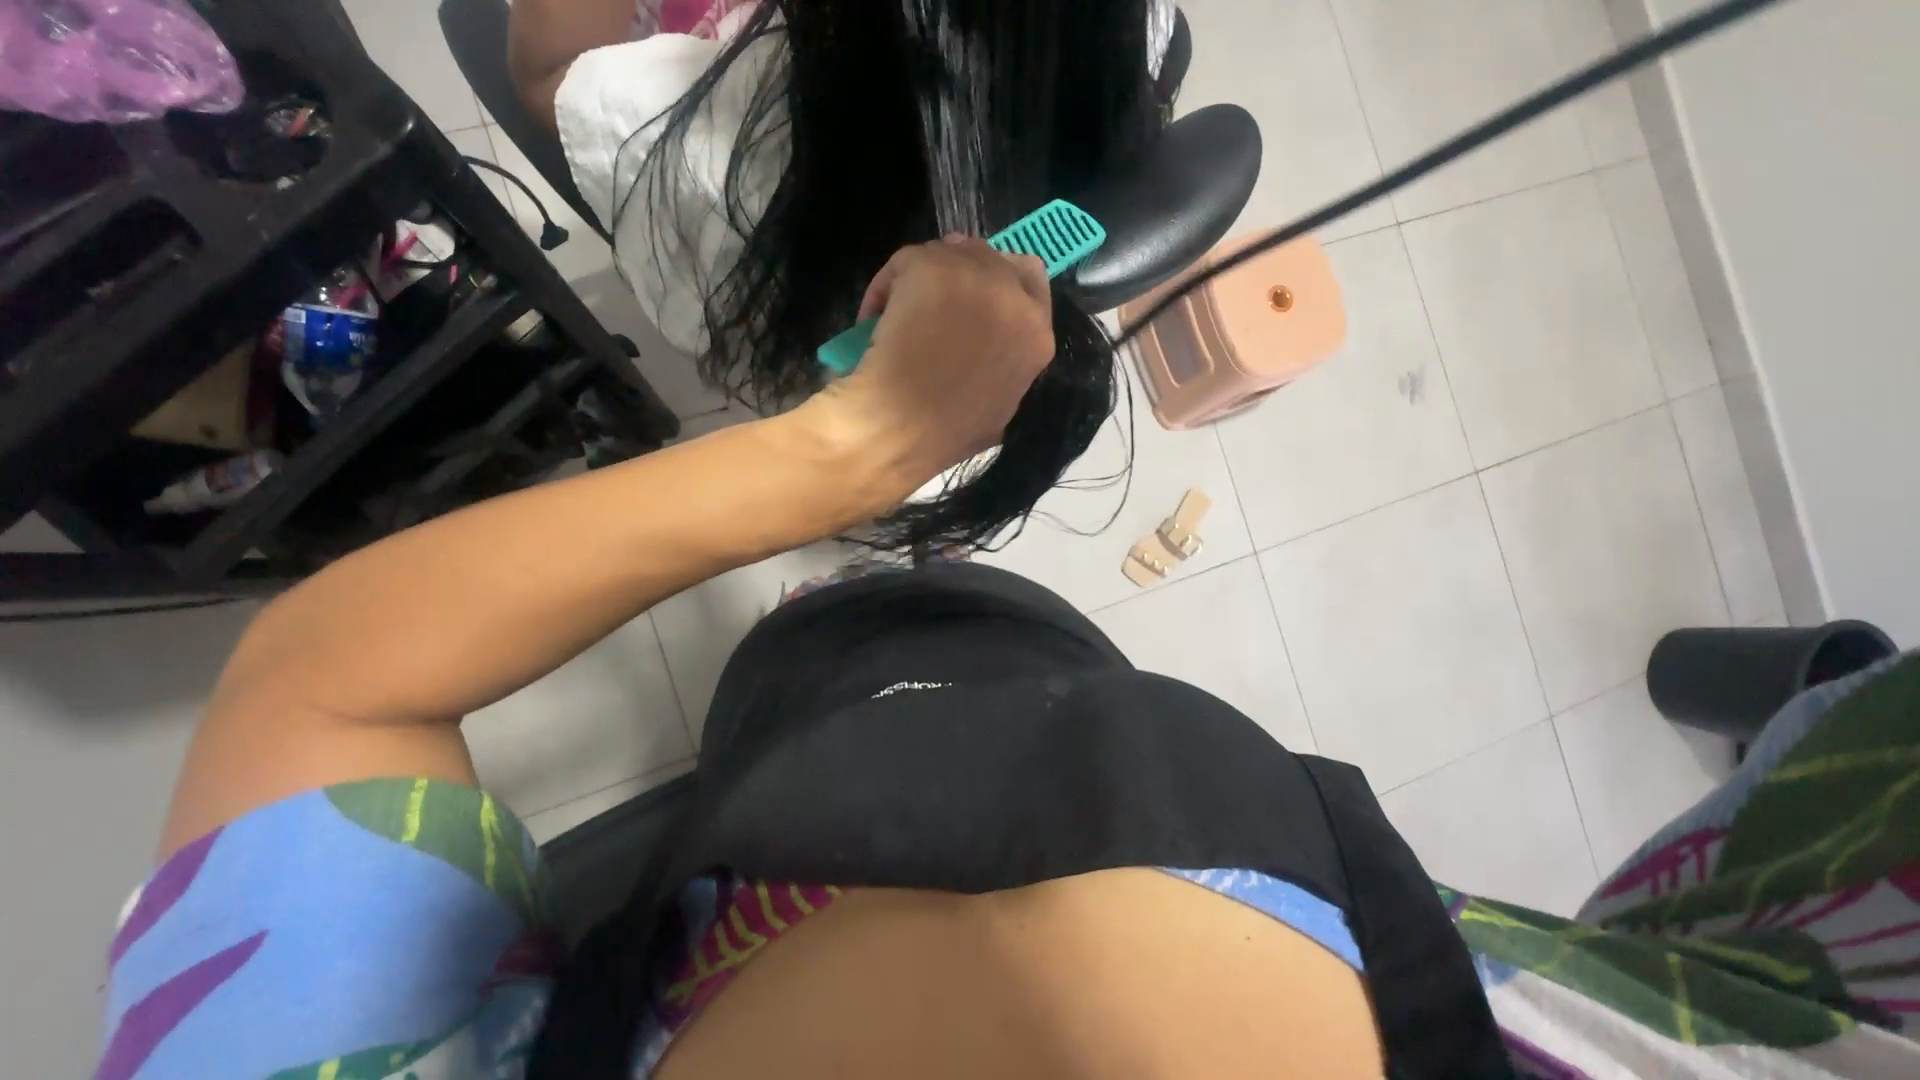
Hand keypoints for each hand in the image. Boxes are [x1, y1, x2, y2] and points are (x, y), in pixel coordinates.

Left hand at [797, 235, 1056, 503]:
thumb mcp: (999, 412)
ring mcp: (976, 275)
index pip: (1031, 280)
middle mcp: (1015, 297)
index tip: (967, 303)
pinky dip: (886, 287)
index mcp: (1036, 337)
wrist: (903, 426)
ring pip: (948, 254)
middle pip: (988, 258)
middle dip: (960, 275)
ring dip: (925, 278)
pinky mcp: (933, 265)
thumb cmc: (946, 434)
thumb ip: (1004, 372)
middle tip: (928, 304)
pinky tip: (873, 321)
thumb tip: (985, 362)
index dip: (995, 286)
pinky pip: (907, 263)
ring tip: (899, 316)